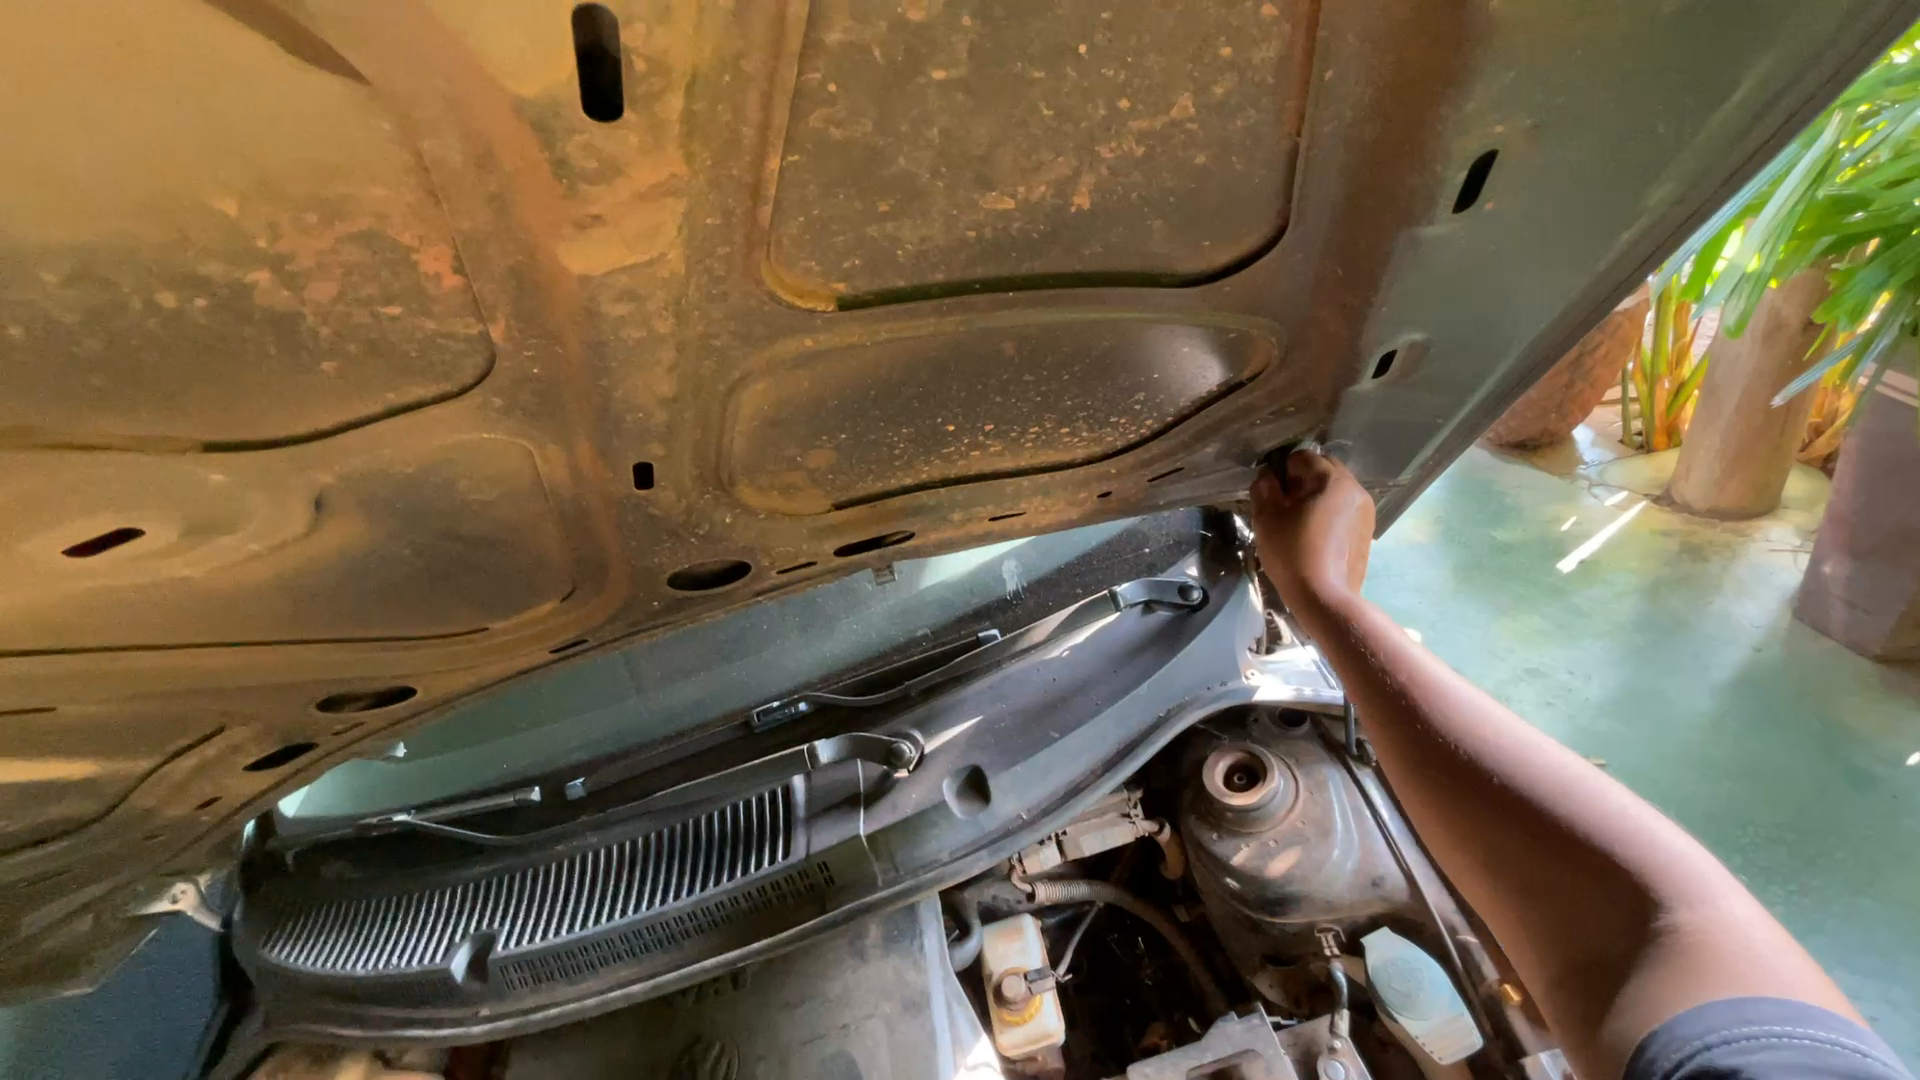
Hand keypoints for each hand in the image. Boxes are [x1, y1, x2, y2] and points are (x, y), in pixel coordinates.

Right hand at [1249, 449, 1375, 609]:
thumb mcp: (1266, 518)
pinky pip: (1343, 507)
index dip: (1281, 471)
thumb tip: (1268, 476)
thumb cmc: (1291, 553)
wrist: (1324, 596)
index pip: (1301, 457)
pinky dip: (1328, 512)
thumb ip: (1264, 488)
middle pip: (1323, 469)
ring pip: (1335, 488)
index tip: (1271, 494)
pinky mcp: (1367, 528)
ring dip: (1316, 496)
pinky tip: (1315, 535)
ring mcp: (1365, 509)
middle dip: (1301, 480)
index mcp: (1329, 479)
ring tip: (1299, 522)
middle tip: (1284, 506)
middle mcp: (1354, 487)